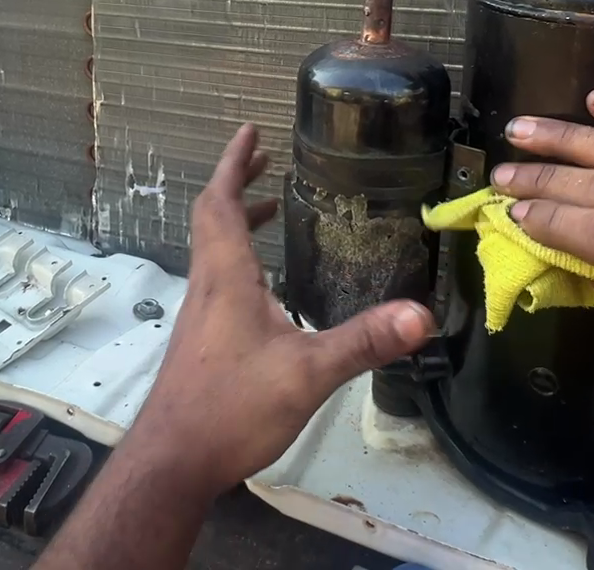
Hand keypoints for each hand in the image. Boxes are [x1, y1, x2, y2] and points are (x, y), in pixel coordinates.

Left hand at [127, 124, 434, 495]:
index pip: (220, 202)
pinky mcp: (203, 336)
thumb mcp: (307, 373)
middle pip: (214, 216)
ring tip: (272, 208)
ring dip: (238, 217)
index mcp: (226, 274)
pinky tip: (268, 282)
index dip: (233, 163)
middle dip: (237, 181)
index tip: (250, 131)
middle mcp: (209, 283)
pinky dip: (241, 254)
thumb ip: (363, 341)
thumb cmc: (231, 407)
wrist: (172, 461)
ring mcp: (202, 311)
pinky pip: (220, 274)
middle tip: (265, 157)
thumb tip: (421, 313)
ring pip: (215, 246)